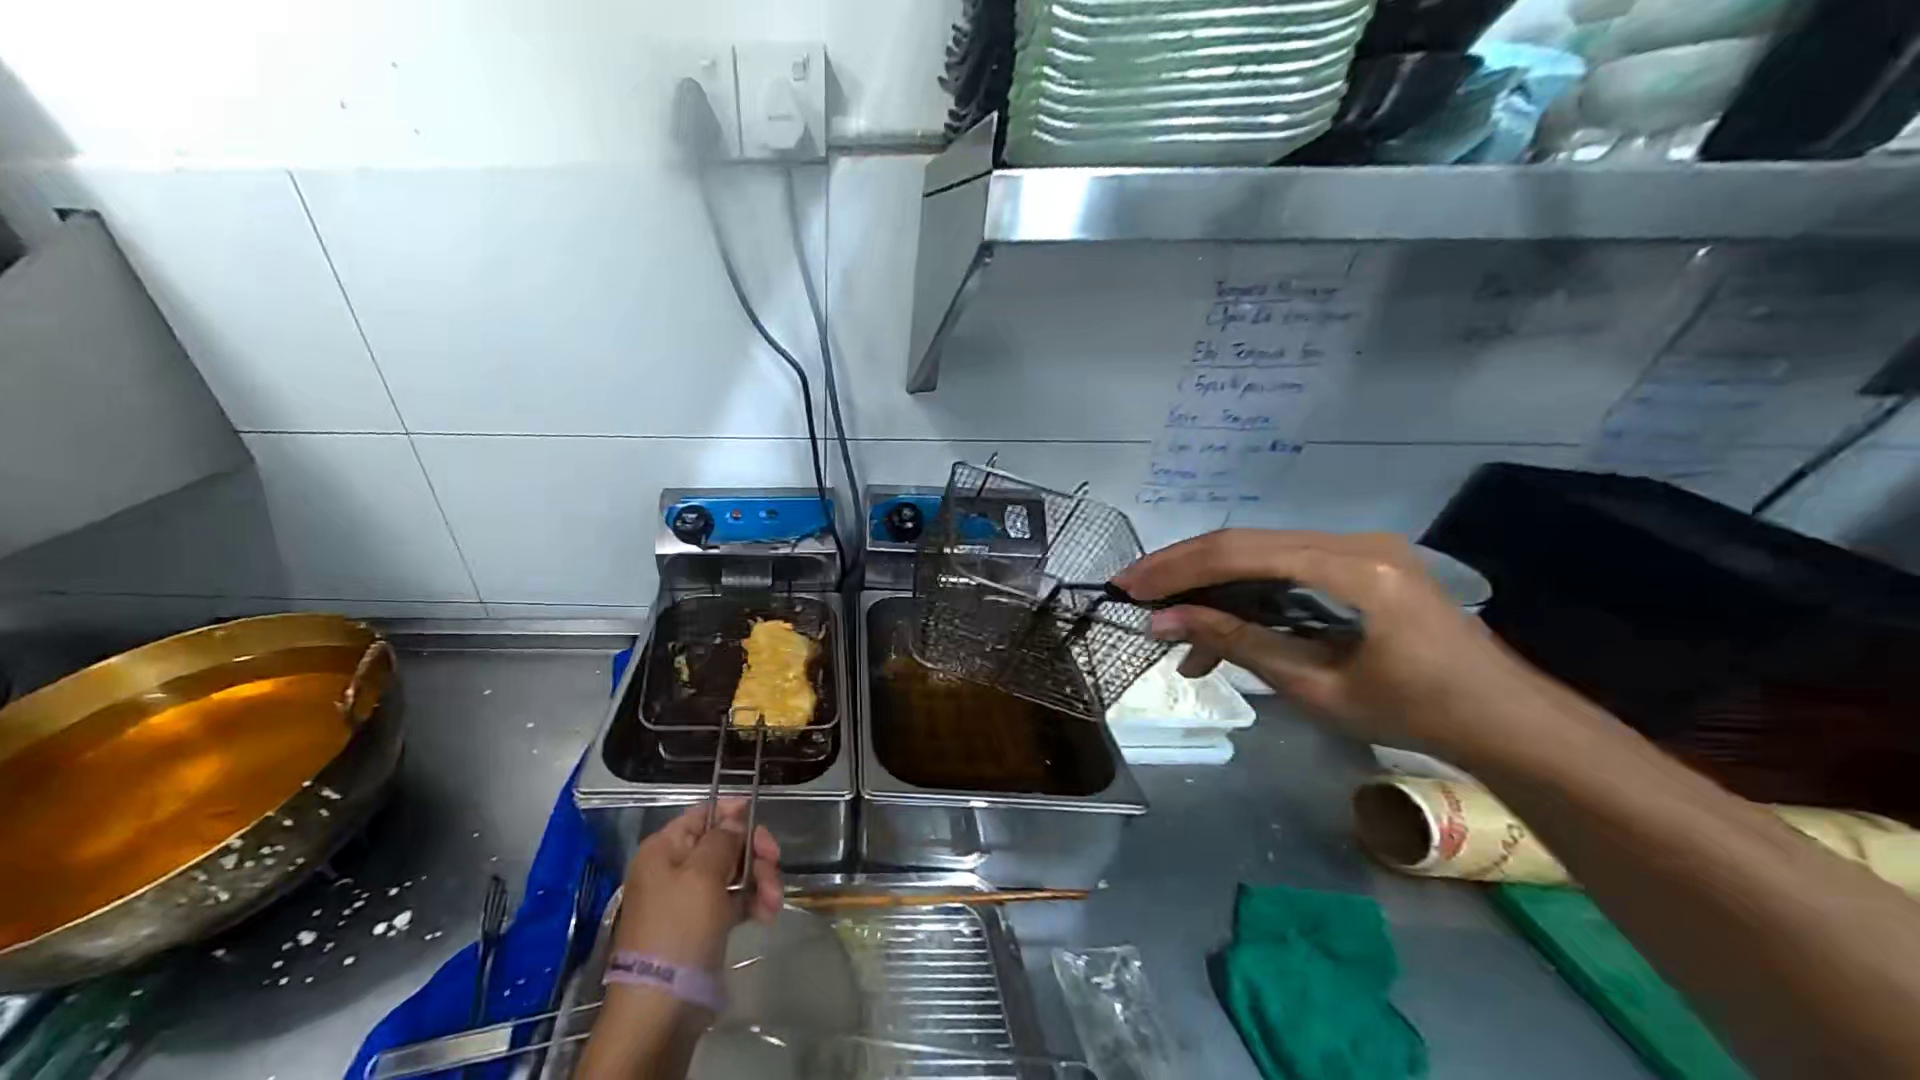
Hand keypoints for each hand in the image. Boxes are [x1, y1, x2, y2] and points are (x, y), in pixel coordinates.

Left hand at [614, 799, 782, 971]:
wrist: (662, 1004)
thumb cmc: (679, 928)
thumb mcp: (702, 874)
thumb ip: (723, 839)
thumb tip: (734, 819)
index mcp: (665, 849)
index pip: (704, 814)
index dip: (733, 812)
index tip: (760, 817)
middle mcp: (675, 867)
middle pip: (726, 842)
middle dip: (755, 854)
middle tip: (774, 865)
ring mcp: (691, 898)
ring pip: (736, 872)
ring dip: (761, 880)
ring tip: (773, 903)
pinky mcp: (705, 924)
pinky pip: (736, 899)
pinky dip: (754, 902)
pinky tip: (767, 915)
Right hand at [1111, 529, 1539, 755]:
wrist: (1505, 720)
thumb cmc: (1417, 713)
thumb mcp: (1316, 686)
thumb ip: (1239, 643)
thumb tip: (1166, 623)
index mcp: (1352, 568)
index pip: (1240, 553)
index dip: (1176, 568)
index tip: (1128, 586)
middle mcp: (1353, 542)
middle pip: (1245, 544)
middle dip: (1183, 570)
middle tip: (1133, 592)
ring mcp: (1359, 549)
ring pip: (1261, 555)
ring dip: (1212, 589)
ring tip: (1171, 630)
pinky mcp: (1360, 565)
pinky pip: (1287, 570)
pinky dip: (1248, 597)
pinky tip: (1223, 634)